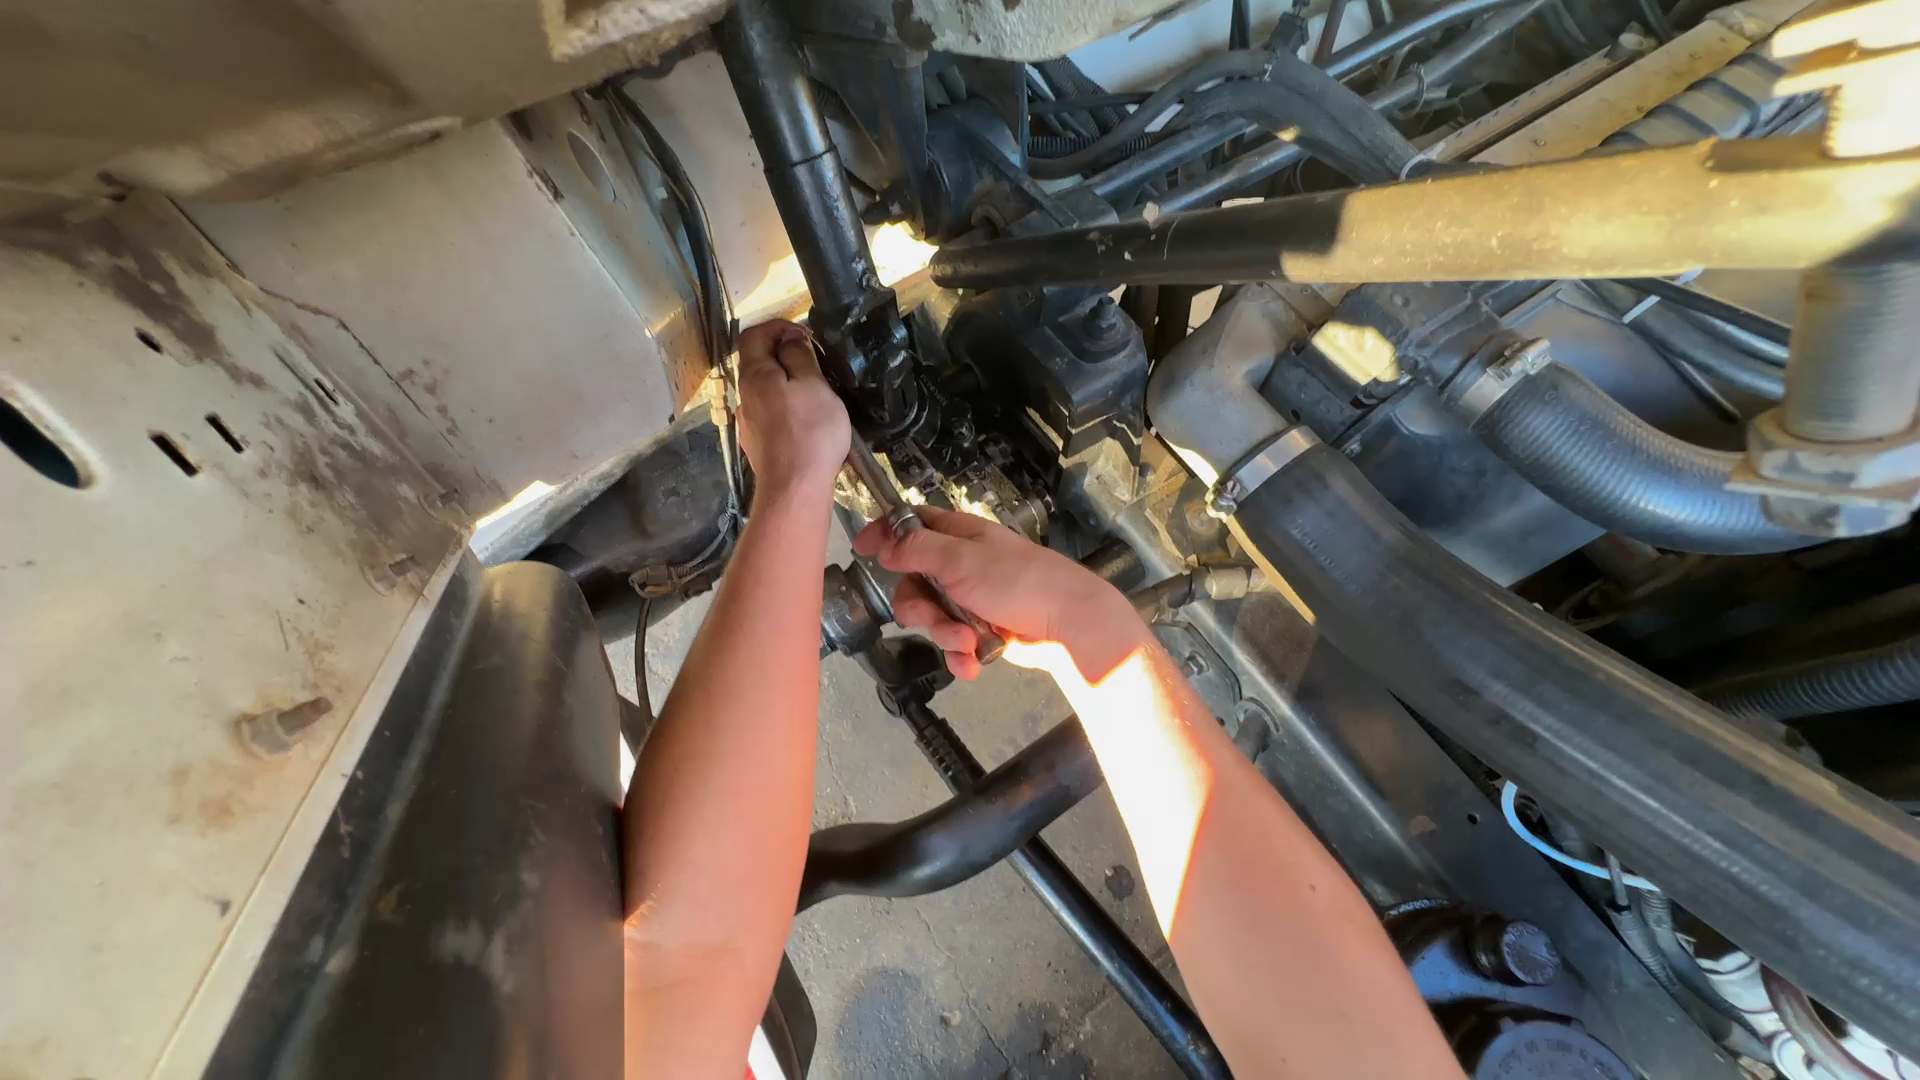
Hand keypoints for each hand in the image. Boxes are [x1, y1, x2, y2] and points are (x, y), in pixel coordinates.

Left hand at [735, 320, 850, 499]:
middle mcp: (744, 396)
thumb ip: (800, 356)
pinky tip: (807, 426)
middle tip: (816, 365)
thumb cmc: (810, 433)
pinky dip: (787, 410)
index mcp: (755, 375)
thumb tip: (790, 337)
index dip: (777, 326)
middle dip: (785, 357)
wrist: (795, 490)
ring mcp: (748, 424)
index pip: (753, 334)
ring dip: (788, 386)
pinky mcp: (758, 446)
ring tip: (817, 397)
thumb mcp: (814, 385)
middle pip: (759, 364)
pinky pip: (771, 417)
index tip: (805, 335)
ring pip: (766, 392)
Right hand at [853, 506, 1134, 679]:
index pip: (912, 523)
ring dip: (945, 635)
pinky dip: (961, 656)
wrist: (1067, 623)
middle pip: (913, 582)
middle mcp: (962, 564)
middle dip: (919, 608)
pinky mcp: (982, 629)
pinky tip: (973, 663)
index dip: (885, 533)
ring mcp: (972, 598)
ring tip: (968, 644)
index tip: (861, 548)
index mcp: (958, 536)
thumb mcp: (961, 560)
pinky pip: (955, 643)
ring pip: (932, 617)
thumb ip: (918, 550)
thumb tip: (884, 544)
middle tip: (933, 617)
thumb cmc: (1016, 580)